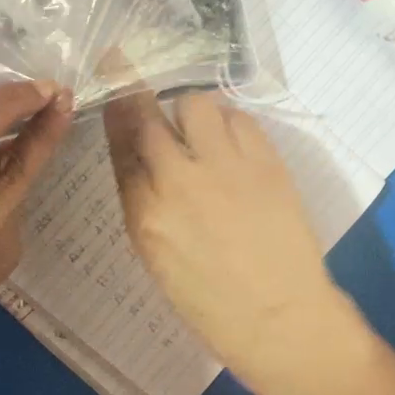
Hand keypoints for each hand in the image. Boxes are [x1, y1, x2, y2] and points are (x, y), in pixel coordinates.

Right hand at [103, 86, 343, 375]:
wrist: (280, 318)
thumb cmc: (212, 304)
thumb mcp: (158, 259)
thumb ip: (145, 205)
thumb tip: (143, 162)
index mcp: (144, 215)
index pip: (119, 146)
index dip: (115, 113)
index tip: (115, 89)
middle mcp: (178, 181)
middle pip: (147, 116)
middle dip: (138, 91)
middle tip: (139, 76)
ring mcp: (224, 167)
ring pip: (195, 104)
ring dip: (189, 109)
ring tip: (198, 126)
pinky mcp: (265, 162)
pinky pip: (239, 118)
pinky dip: (229, 122)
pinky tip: (231, 140)